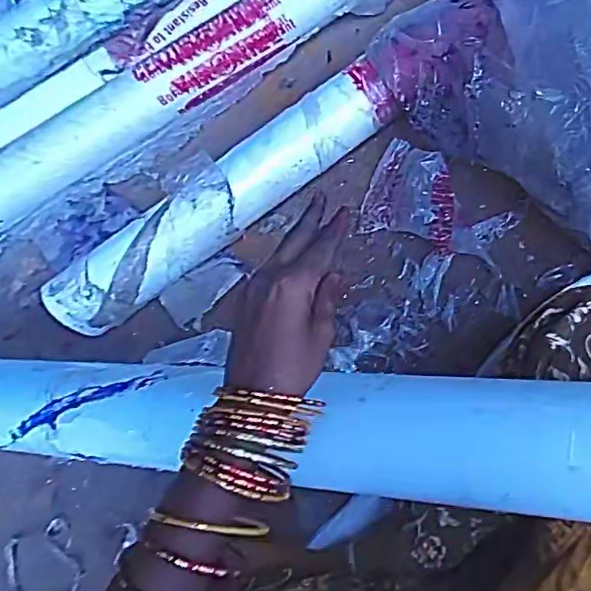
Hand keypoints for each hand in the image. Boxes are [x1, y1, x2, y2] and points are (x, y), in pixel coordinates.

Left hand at [224, 194, 349, 396]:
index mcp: (292, 286)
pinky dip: (284, 256)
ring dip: (296, 235)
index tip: (345, 213)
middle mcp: (269, 280)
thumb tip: (334, 276)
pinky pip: (268, 268)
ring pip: (279, 252)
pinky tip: (292, 255)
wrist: (252, 392)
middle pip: (294, 241)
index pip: (320, 251)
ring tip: (310, 219)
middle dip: (311, 219)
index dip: (335, 231)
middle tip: (322, 198)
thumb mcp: (321, 334)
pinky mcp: (245, 299)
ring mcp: (252, 288)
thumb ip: (326, 299)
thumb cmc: (293, 368)